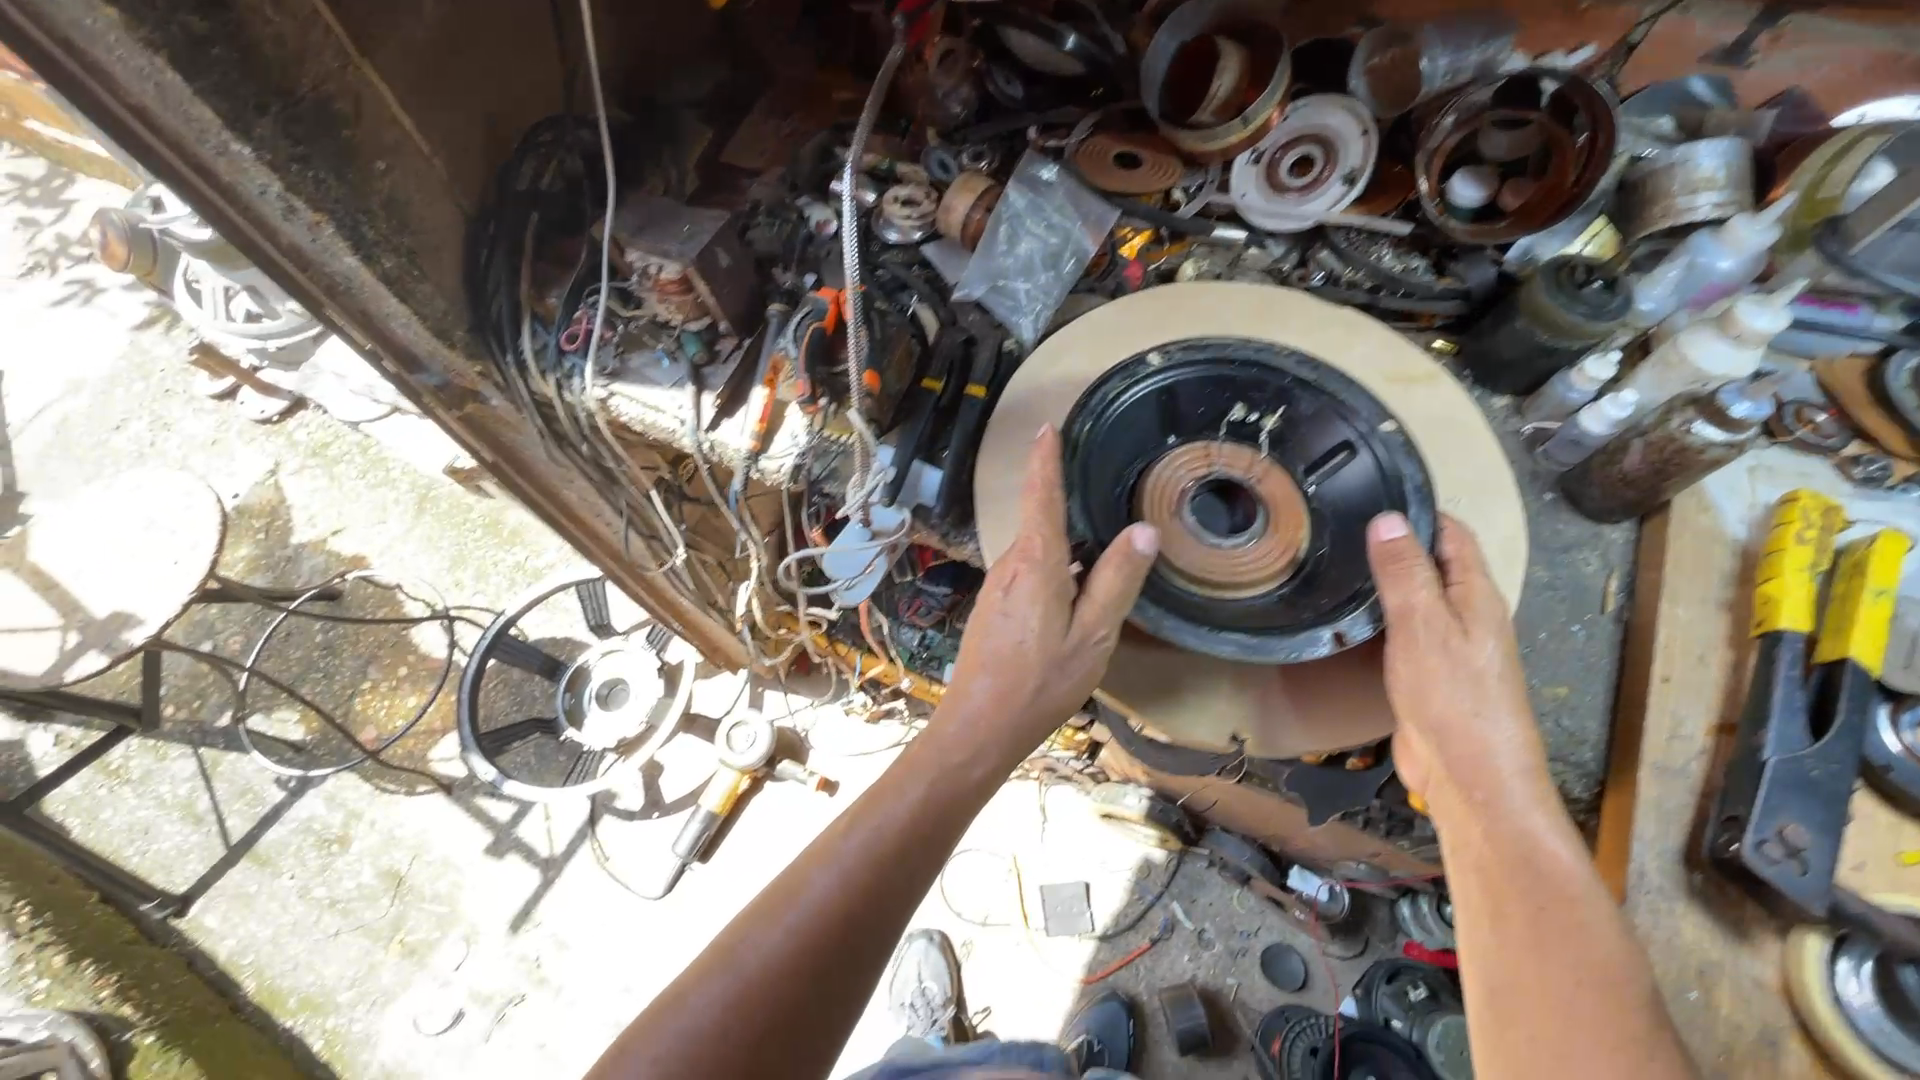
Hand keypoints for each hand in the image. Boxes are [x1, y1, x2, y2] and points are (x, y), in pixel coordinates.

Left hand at [943, 425, 1159, 742]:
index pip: (1042, 496)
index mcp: (1036, 563)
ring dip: (1065, 549)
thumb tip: (1143, 530)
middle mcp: (1010, 566)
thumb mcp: (1093, 636)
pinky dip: (1054, 573)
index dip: (1046, 459)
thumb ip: (1116, 582)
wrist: (979, 726)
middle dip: (1068, 508)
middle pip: (1042, 524)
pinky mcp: (994, 609)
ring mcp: (998, 588)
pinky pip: (1030, 576)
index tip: (1047, 425)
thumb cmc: (1040, 683)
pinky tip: (1073, 600)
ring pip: (1038, 554)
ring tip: (1099, 552)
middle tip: (1104, 496)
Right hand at [1365, 511, 1554, 822]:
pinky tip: (1349, 618)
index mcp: (1476, 595)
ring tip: (1336, 563)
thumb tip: (1388, 518)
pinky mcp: (1427, 675)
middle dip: (1395, 542)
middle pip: (1433, 564)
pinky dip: (1379, 616)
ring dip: (1385, 581)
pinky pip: (1402, 631)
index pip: (1452, 534)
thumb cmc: (1454, 696)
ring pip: (1416, 598)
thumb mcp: (1423, 626)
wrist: (1468, 774)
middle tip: (1339, 526)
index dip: (1418, 510)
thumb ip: (1405, 573)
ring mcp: (1448, 646)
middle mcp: (1467, 615)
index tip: (1370, 493)